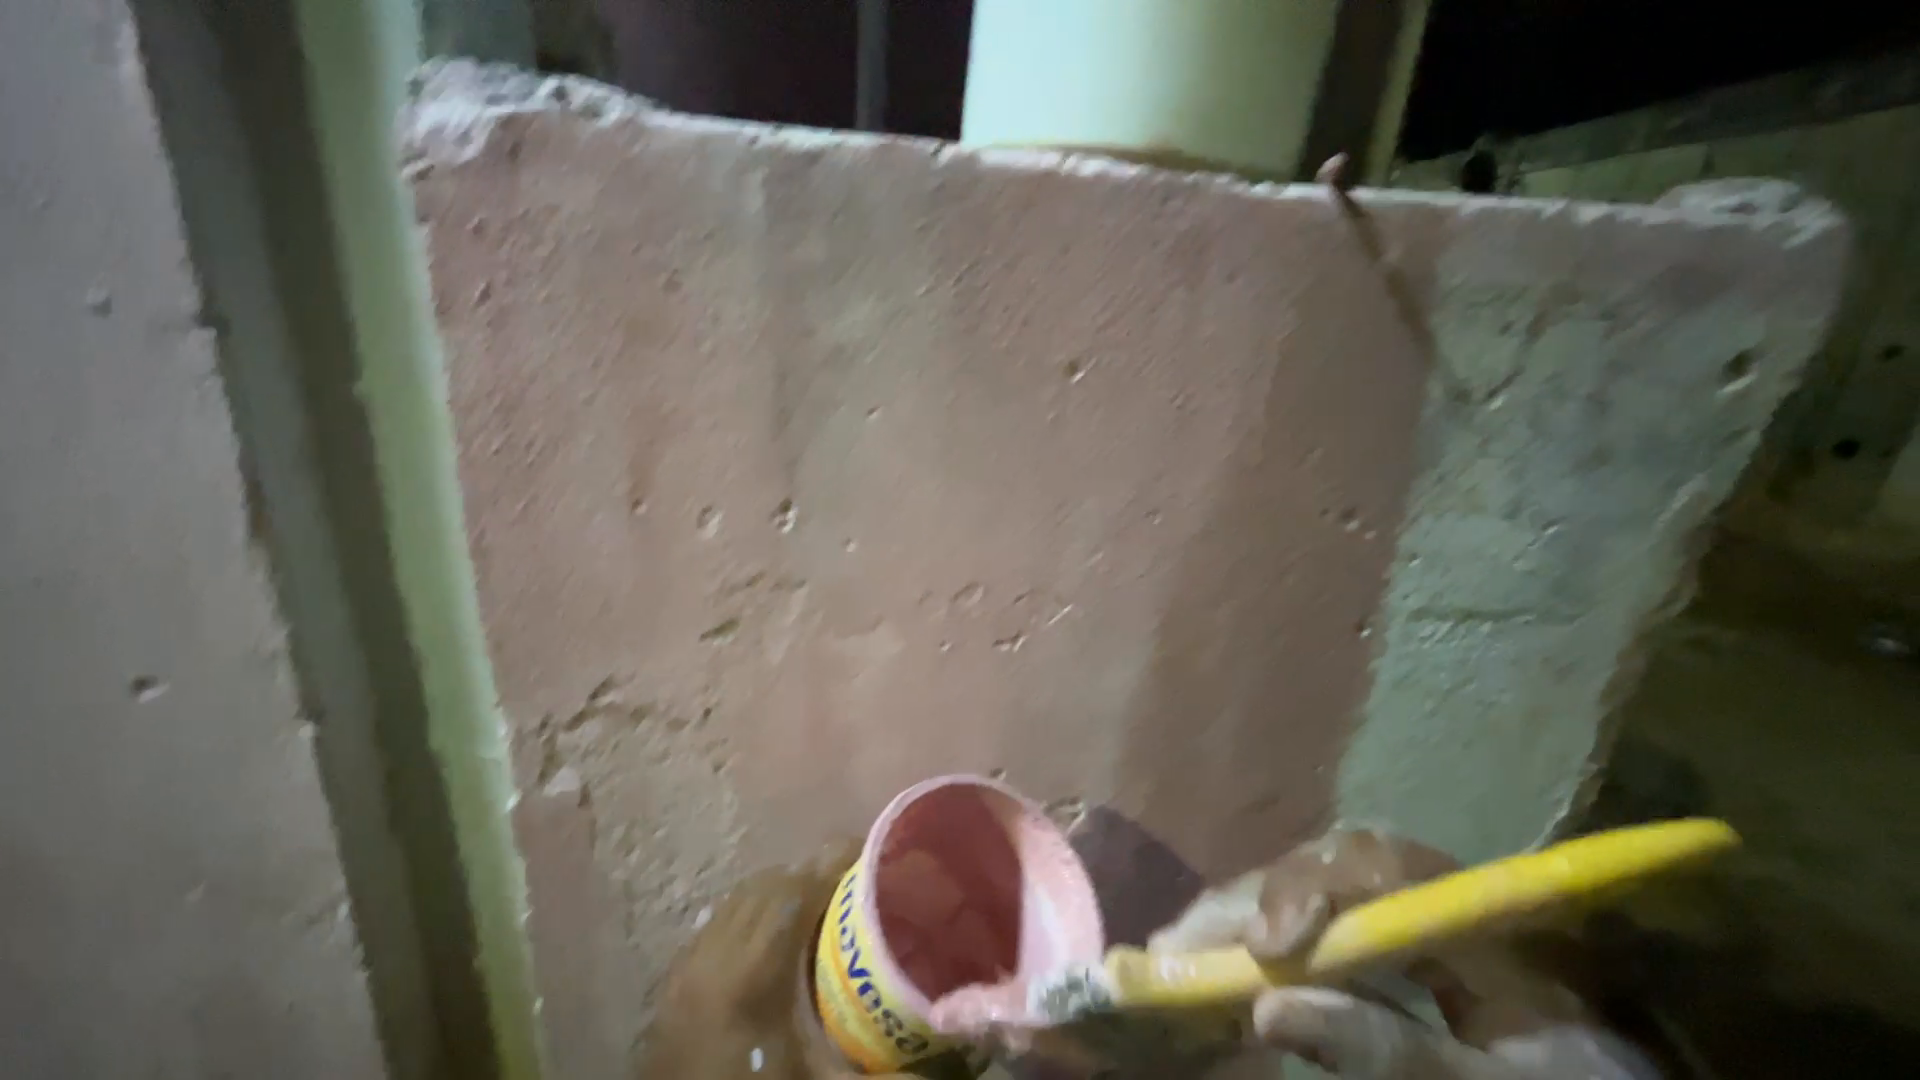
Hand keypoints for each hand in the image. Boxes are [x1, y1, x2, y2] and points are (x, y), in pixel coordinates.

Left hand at [638, 838, 914, 1078]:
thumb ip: (889, 1071)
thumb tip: (958, 1049)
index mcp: (753, 968)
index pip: (799, 886)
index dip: (839, 863)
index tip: (878, 858)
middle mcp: (716, 950)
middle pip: (772, 882)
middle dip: (819, 875)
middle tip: (860, 887)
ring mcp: (690, 960)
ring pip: (744, 895)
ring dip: (785, 891)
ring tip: (823, 909)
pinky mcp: (676, 977)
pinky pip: (722, 918)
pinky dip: (754, 913)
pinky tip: (776, 942)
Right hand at [1148, 826, 1660, 1079]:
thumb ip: (1394, 1054)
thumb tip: (1267, 1006)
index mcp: (1480, 919)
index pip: (1375, 865)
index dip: (1304, 890)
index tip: (1263, 948)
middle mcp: (1439, 898)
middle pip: (1328, 866)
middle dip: (1249, 902)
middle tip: (1180, 948)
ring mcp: (1417, 920)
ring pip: (1314, 887)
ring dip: (1246, 915)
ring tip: (1184, 952)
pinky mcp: (1401, 948)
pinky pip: (1323, 922)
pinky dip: (1270, 939)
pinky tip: (1230, 960)